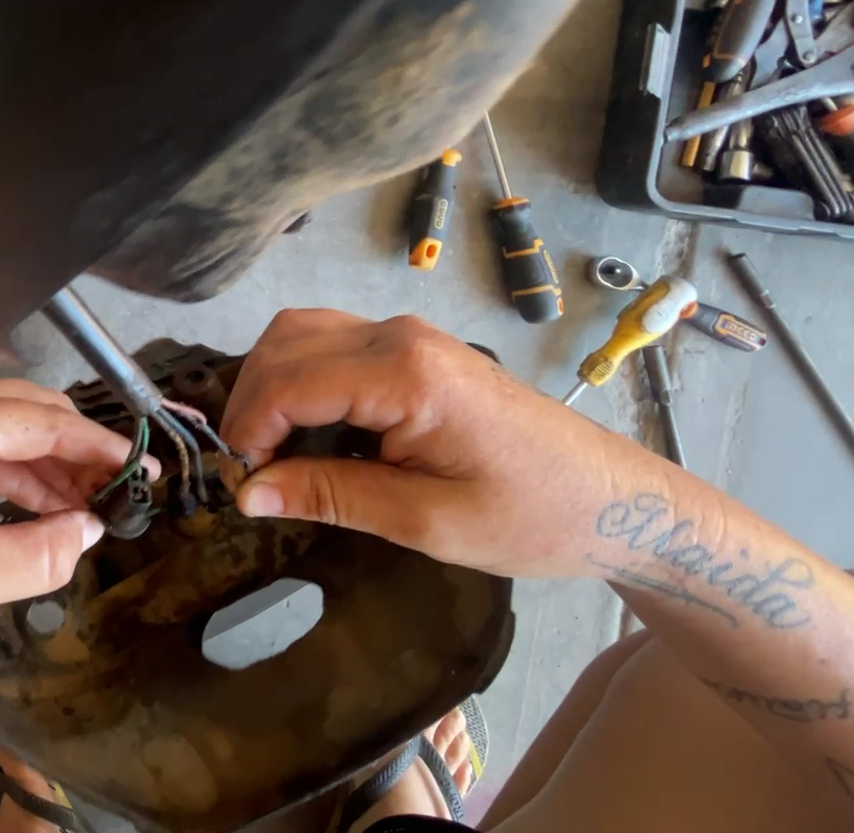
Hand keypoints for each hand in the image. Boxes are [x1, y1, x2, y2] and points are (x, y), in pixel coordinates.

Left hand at [0, 373, 141, 659]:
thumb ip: (44, 553)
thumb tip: (94, 528)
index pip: (45, 421)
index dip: (101, 447)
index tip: (148, 469)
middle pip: (34, 412)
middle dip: (81, 453)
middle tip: (123, 495)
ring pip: (15, 426)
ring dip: (54, 464)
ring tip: (94, 508)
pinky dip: (23, 471)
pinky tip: (53, 506)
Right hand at [220, 309, 676, 577]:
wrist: (614, 499)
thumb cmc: (531, 517)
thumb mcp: (423, 521)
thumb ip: (328, 495)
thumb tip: (246, 493)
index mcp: (404, 373)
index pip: (289, 382)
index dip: (248, 428)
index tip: (239, 481)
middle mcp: (397, 334)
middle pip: (284, 344)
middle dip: (249, 403)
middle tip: (246, 467)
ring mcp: (404, 333)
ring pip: (298, 332)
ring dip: (267, 383)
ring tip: (266, 445)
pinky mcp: (409, 344)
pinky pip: (325, 340)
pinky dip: (294, 374)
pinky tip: (300, 421)